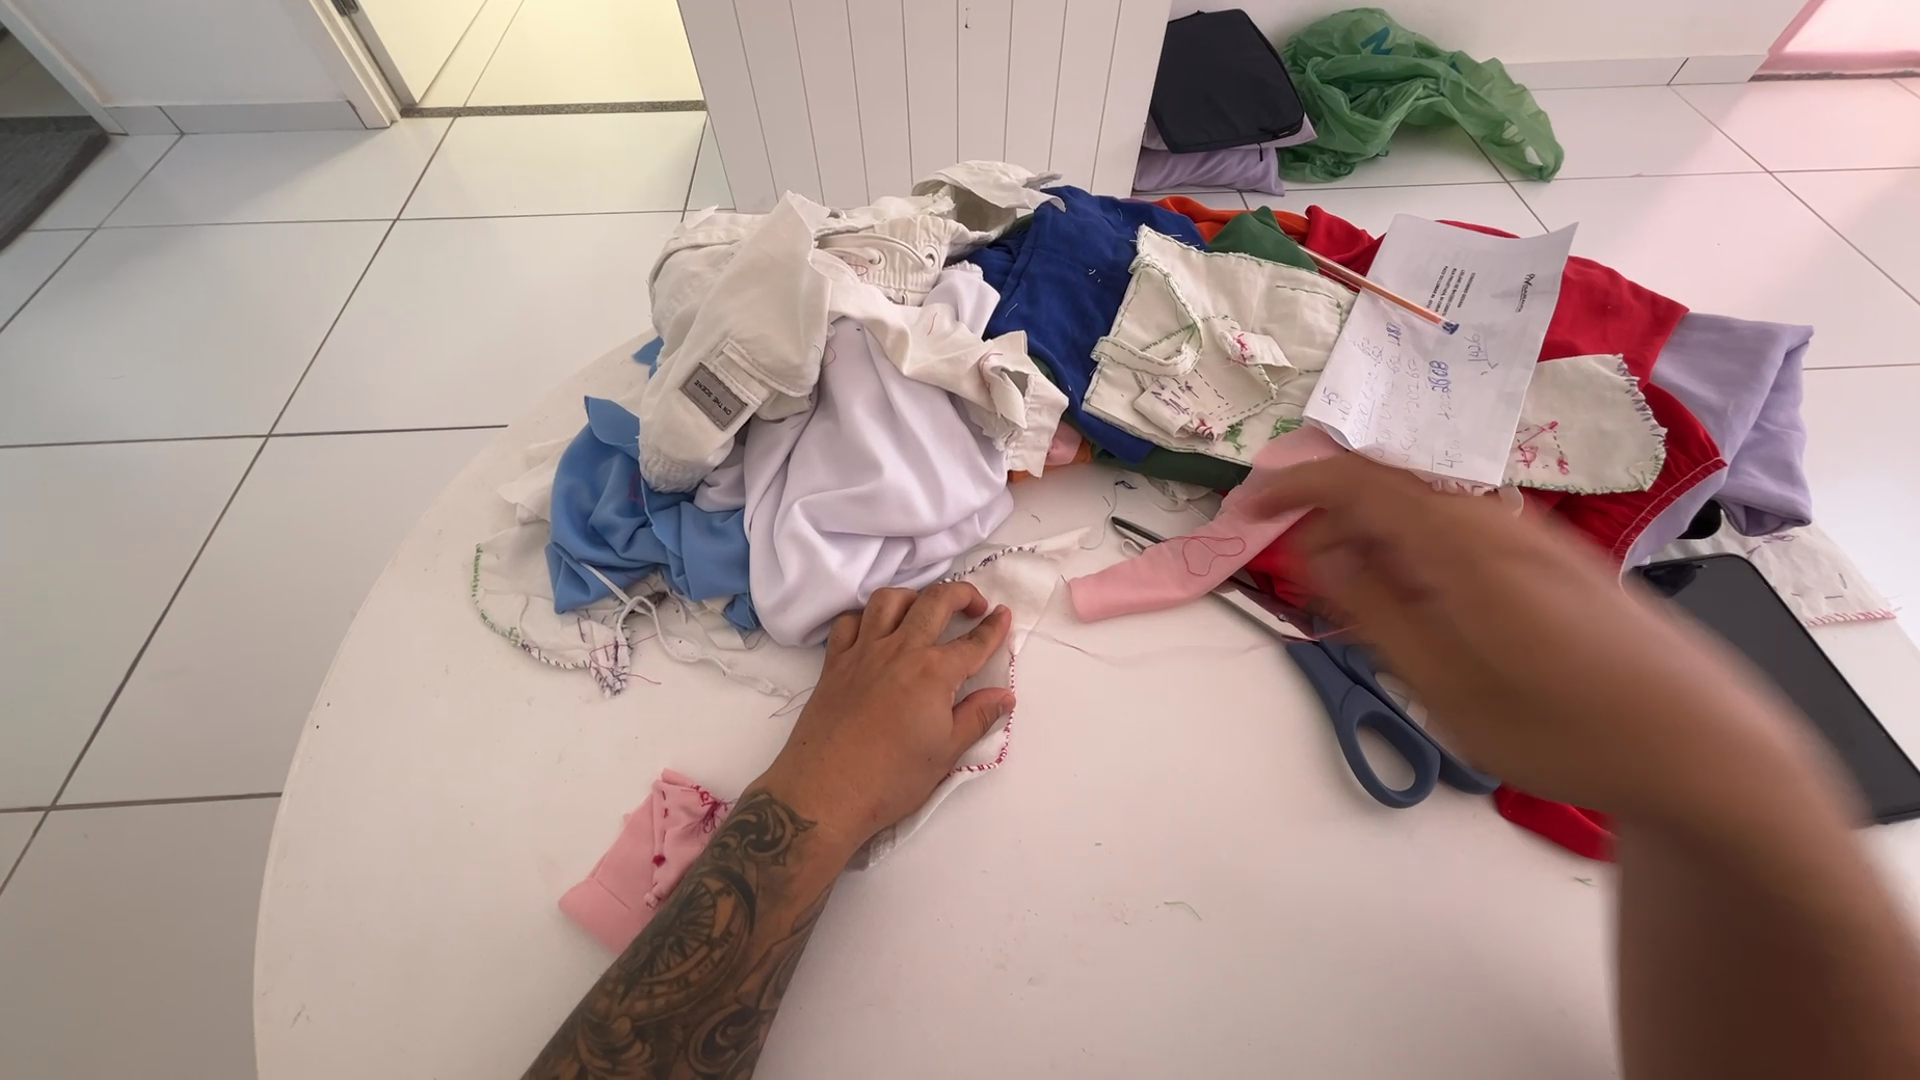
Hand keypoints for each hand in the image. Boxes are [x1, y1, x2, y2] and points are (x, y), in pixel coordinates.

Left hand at [757, 583, 1014, 856]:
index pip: (973, 642)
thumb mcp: (946, 754)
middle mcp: (900, 650)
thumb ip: (978, 717)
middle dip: (961, 593)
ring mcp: (863, 652)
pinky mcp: (834, 662)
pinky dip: (865, 617)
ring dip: (913, 596)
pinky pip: (849, 622)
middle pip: (935, 601)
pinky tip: (875, 630)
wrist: (825, 793)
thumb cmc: (891, 779)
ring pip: (889, 600)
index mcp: (934, 672)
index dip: (994, 628)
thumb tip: (1005, 696)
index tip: (1003, 616)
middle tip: (974, 605)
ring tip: (924, 610)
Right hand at [1244, 455, 1851, 830]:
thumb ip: (1371, 607)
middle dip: (1324, 510)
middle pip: (1388, 484)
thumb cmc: (1560, 731)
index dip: (1291, 486)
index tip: (1246, 510)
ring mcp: (1529, 536)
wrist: (1709, 756)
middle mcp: (1496, 522)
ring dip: (1366, 531)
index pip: (1357, 481)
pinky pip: (1457, 527)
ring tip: (1343, 588)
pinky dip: (1408, 545)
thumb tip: (1316, 549)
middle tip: (1290, 561)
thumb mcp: (1441, 682)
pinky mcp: (1550, 558)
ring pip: (1422, 506)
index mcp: (1462, 544)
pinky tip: (1408, 595)